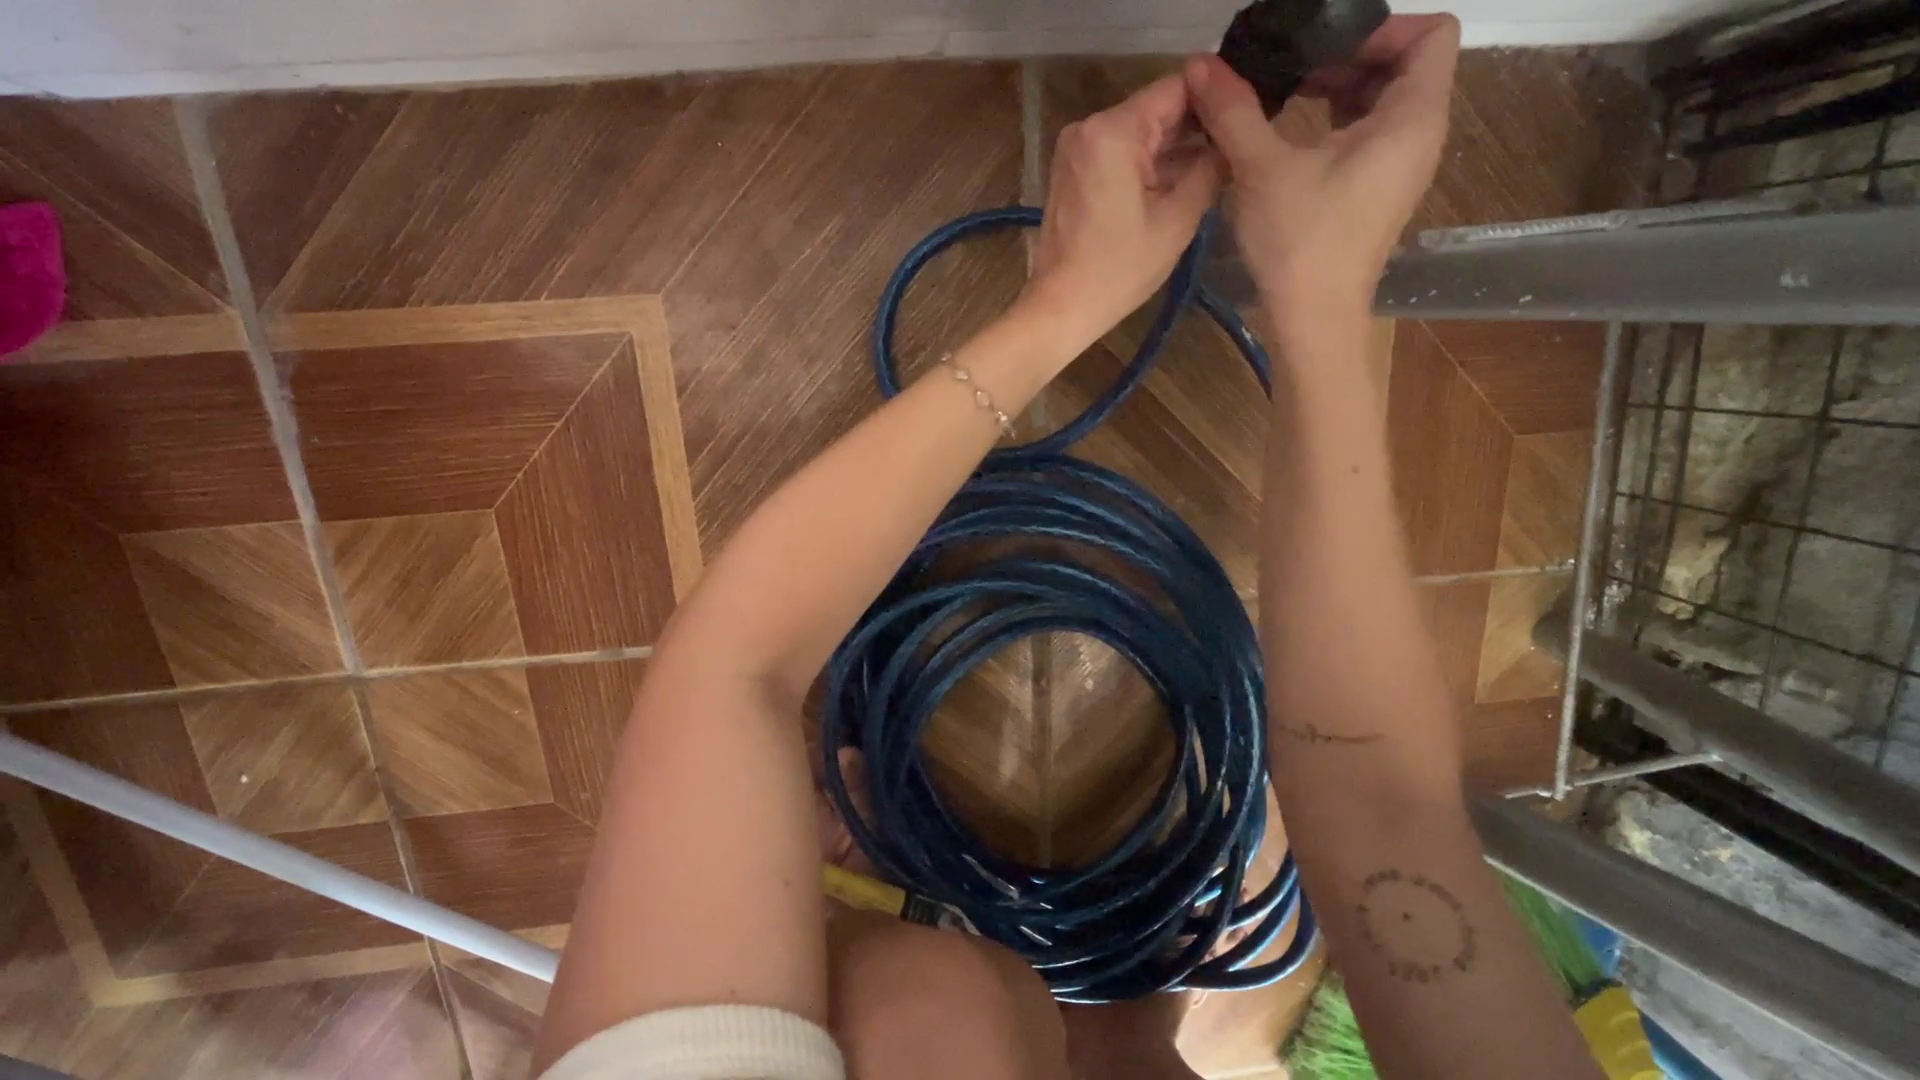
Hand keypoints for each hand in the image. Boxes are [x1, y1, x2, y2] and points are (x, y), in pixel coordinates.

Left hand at [1022, 74, 1222, 350]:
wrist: (1062, 307)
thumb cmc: (1119, 269)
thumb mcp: (1177, 220)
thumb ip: (1210, 169)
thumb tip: (1233, 140)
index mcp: (1113, 130)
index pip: (1177, 87)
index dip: (1216, 98)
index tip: (1245, 117)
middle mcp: (1089, 126)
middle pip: (1156, 109)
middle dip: (1195, 127)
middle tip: (1237, 146)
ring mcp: (1076, 148)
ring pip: (1139, 133)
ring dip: (1173, 149)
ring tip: (1216, 167)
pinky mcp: (1073, 170)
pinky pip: (1119, 153)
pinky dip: (1147, 164)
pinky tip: (1178, 184)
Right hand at [1183, 15, 1460, 319]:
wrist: (1313, 317)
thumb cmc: (1301, 242)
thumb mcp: (1263, 169)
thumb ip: (1235, 110)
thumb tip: (1200, 64)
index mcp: (1411, 119)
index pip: (1431, 34)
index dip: (1381, 27)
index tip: (1323, 44)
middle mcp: (1418, 136)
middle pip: (1406, 63)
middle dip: (1350, 53)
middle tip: (1293, 63)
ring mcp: (1400, 166)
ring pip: (1385, 99)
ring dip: (1339, 86)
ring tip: (1287, 91)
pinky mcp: (1377, 189)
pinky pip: (1369, 132)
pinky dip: (1337, 118)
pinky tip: (1291, 131)